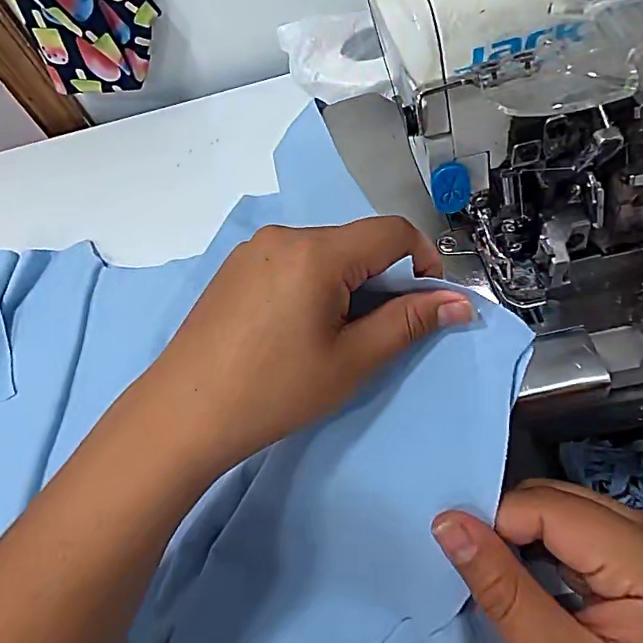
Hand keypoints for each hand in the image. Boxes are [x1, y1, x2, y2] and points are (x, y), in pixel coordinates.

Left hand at [125, 216, 475, 473]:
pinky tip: (292, 329)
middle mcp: (284, 235)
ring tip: (328, 336)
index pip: (393, 231)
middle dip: (380, 278)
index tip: (422, 304)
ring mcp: (254, 248)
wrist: (184, 412)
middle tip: (371, 333)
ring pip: (323, 252)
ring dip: (345, 283)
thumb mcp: (352, 361)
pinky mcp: (235, 266)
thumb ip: (408, 323)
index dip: (423, 260)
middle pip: (356, 242)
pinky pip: (291, 261)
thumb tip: (458, 303)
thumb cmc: (275, 390)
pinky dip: (311, 283)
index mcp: (317, 251)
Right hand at [432, 481, 642, 642]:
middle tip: (489, 582)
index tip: (468, 564)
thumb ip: (505, 593)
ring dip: (531, 541)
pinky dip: (554, 552)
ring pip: (568, 512)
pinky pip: (587, 531)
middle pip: (558, 501)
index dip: (495, 526)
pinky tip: (548, 590)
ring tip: (517, 590)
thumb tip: (450, 525)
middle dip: (512, 531)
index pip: (546, 506)